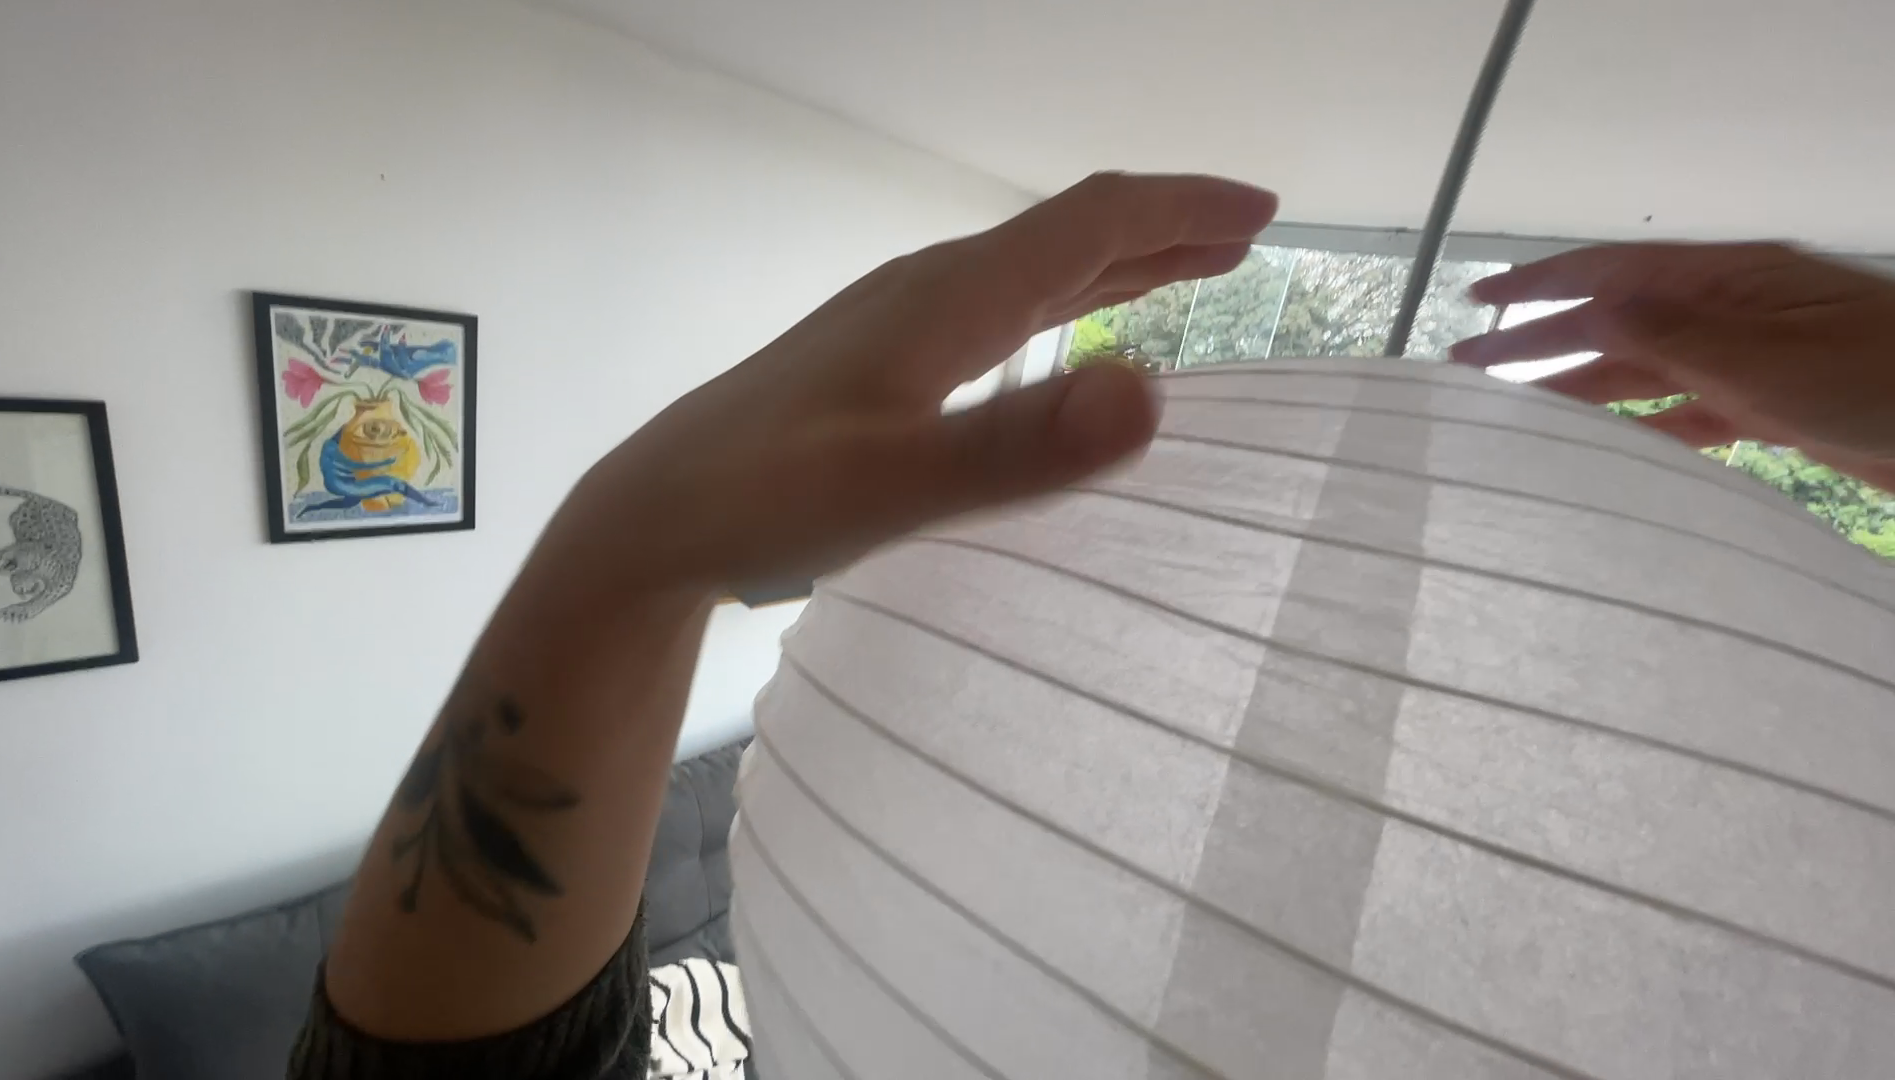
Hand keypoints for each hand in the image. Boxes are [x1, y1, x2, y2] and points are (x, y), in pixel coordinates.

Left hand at [550, 172, 1278, 597]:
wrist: (663, 515)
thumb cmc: (766, 500)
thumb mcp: (893, 483)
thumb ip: (1013, 446)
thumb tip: (1150, 394)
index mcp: (944, 300)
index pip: (1084, 225)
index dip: (1177, 212)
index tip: (1261, 215)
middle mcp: (926, 294)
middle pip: (1063, 240)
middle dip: (1159, 233)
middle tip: (1240, 239)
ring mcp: (897, 329)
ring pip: (1028, 278)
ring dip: (1110, 270)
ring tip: (1176, 277)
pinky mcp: (878, 368)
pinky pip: (991, 319)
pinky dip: (1052, 313)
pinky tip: (1051, 342)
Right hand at [1450, 241, 1894, 489]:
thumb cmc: (1874, 383)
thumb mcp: (1755, 354)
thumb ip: (1661, 330)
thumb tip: (1584, 308)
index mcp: (1722, 285)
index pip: (1606, 275)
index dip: (1536, 284)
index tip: (1474, 296)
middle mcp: (1723, 315)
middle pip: (1607, 325)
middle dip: (1533, 342)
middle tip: (1464, 363)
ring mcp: (1740, 360)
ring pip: (1632, 372)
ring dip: (1570, 388)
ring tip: (1512, 411)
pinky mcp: (1759, 404)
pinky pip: (1670, 412)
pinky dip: (1628, 425)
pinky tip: (1595, 443)